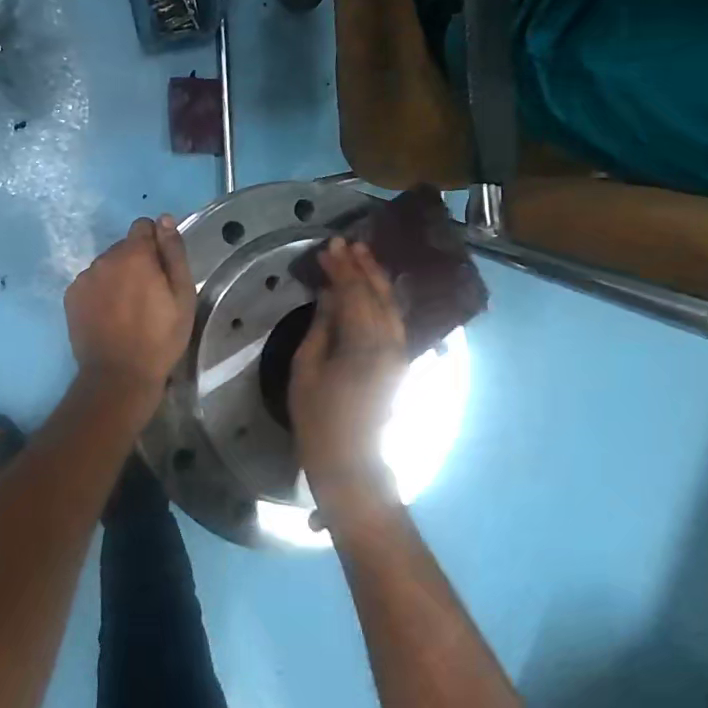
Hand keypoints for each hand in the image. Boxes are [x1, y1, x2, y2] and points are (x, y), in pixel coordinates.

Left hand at [64, 216, 195, 413]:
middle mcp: (105, 258)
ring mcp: (84, 277)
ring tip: (129, 309)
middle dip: (137, 261)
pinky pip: (91, 282)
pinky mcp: (71, 296)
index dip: (156, 243)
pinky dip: (101, 292)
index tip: (162, 269)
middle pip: (124, 247)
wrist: (118, 375)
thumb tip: (164, 218)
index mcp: (135, 254)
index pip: (143, 226)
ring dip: (118, 276)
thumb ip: (173, 252)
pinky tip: (110, 316)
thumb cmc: (160, 336)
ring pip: (107, 265)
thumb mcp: (182, 294)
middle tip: (149, 295)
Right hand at [290, 239, 407, 512]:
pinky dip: (381, 299)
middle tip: (347, 242)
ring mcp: (400, 353)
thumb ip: (321, 327)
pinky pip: (392, 320)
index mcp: (366, 343)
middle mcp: (391, 343)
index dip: (341, 268)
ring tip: (361, 256)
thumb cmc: (320, 420)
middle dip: (362, 266)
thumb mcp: (307, 370)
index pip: (355, 292)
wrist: (352, 465)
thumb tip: (328, 296)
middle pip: (378, 294)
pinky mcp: (399, 363)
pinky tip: (371, 289)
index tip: (328, 246)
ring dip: (375, 279)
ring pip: (391, 305)